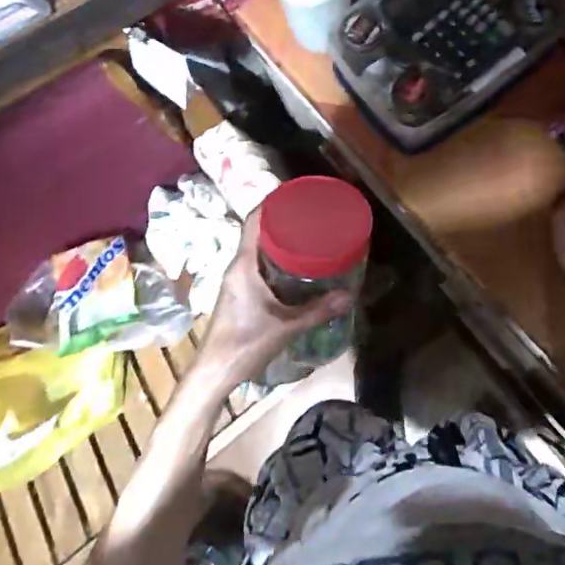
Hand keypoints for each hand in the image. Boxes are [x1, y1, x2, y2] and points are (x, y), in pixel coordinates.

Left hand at [194, 209, 351, 387]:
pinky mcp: (238, 293)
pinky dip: (273, 258)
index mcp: (244, 265)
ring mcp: (235, 280)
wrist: (216, 370)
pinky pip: (256, 264)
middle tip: (309, 216)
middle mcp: (237, 267)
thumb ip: (317, 311)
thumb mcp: (286, 326)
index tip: (294, 194)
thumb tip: (348, 295)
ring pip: (256, 250)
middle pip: (257, 232)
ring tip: (306, 236)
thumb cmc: (246, 342)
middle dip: (281, 221)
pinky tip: (293, 266)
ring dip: (277, 240)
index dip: (271, 203)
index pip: (254, 222)